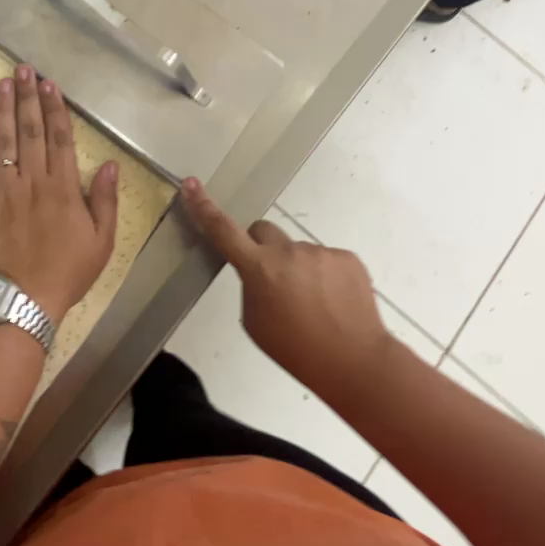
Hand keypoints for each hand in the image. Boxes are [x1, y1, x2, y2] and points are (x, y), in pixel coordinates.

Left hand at [0, 66, 118, 319]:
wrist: (22, 300)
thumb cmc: (67, 272)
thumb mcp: (102, 241)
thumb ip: (105, 200)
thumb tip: (110, 163)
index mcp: (63, 186)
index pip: (60, 138)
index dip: (56, 109)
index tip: (50, 85)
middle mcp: (32, 179)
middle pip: (30, 130)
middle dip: (28, 97)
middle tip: (25, 69)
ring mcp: (2, 189)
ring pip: (2, 140)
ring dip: (1, 109)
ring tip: (2, 82)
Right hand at [180, 178, 396, 393]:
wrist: (354, 361)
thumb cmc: (295, 349)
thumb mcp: (255, 322)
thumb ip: (251, 287)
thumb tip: (262, 273)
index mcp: (259, 268)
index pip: (224, 231)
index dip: (204, 207)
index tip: (191, 184)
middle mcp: (288, 251)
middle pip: (263, 232)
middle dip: (262, 248)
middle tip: (272, 281)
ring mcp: (321, 251)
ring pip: (298, 251)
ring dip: (299, 270)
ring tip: (314, 305)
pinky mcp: (347, 257)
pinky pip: (327, 260)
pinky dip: (326, 277)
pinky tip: (335, 303)